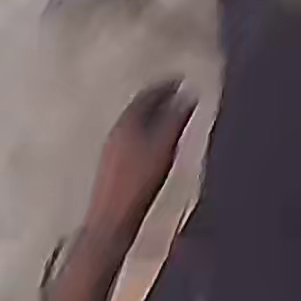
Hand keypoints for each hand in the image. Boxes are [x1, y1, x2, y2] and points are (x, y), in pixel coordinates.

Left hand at [83, 80, 195, 241]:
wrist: (111, 221)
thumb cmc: (141, 179)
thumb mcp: (166, 143)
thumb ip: (178, 115)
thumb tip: (190, 93)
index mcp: (128, 120)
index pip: (149, 92)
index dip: (167, 83)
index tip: (182, 78)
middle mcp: (116, 130)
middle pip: (140, 104)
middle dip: (160, 96)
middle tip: (178, 91)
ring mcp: (111, 148)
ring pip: (135, 120)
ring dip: (153, 112)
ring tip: (171, 112)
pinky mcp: (110, 165)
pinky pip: (131, 134)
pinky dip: (146, 127)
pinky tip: (156, 138)